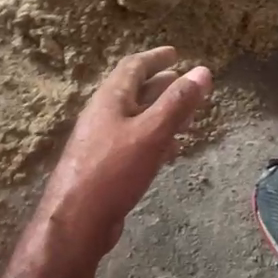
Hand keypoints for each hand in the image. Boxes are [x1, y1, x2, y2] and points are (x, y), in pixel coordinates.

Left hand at [37, 47, 212, 256]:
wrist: (75, 223)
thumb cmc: (113, 170)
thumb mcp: (152, 132)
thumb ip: (178, 102)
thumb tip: (202, 71)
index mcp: (110, 99)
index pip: (133, 66)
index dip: (155, 57)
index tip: (175, 53)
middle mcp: (103, 115)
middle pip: (134, 91)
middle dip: (161, 84)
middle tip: (184, 82)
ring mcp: (101, 141)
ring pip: (135, 117)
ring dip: (160, 112)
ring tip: (186, 115)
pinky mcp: (104, 166)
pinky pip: (134, 140)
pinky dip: (155, 136)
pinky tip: (169, 149)